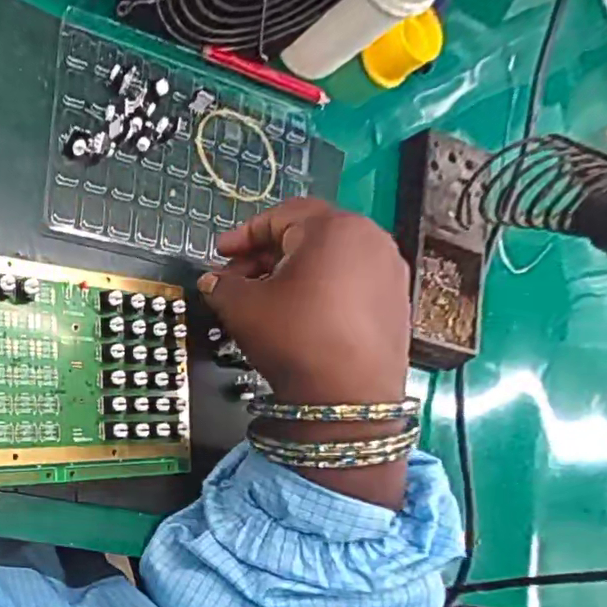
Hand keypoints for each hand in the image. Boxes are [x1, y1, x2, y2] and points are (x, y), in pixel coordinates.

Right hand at [200, 199, 412, 509]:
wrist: (346, 391)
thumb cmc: (293, 336)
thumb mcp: (241, 307)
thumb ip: (221, 284)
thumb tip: (213, 280)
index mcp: (332, 229)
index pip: (281, 214)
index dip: (244, 233)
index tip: (221, 252)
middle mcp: (369, 239)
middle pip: (308, 233)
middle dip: (266, 253)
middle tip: (236, 276)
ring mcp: (388, 269)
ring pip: (329, 256)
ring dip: (291, 269)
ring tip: (264, 296)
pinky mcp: (394, 298)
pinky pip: (348, 278)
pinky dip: (317, 286)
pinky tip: (296, 313)